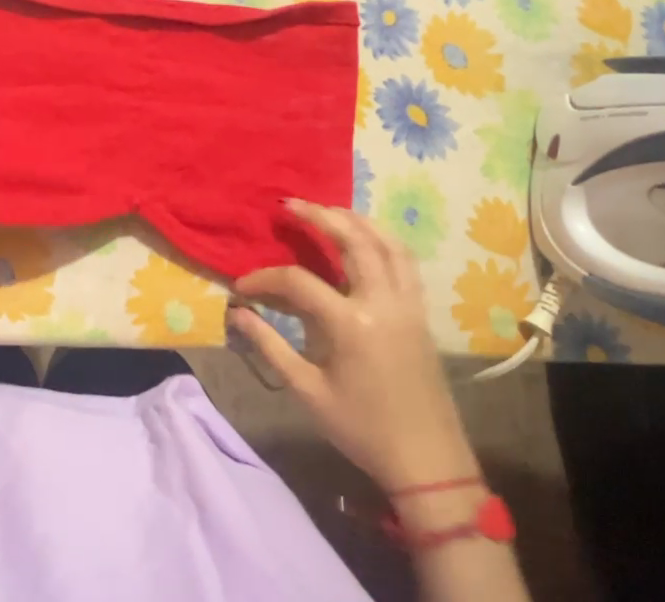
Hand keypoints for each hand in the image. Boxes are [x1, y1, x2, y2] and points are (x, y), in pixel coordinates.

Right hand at [227, 201, 478, 493]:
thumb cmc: (360, 428)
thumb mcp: (306, 391)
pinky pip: (405, 263)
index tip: (242, 288)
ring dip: (358, 221)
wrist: (426, 460)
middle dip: (320, 216)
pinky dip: (384, 241)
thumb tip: (237, 313)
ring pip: (388, 244)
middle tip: (291, 205)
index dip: (264, 278)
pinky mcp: (420, 314)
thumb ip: (269, 346)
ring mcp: (407, 306)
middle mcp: (382, 303)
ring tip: (330, 211)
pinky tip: (366, 240)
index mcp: (350, 324)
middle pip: (354, 241)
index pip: (298, 281)